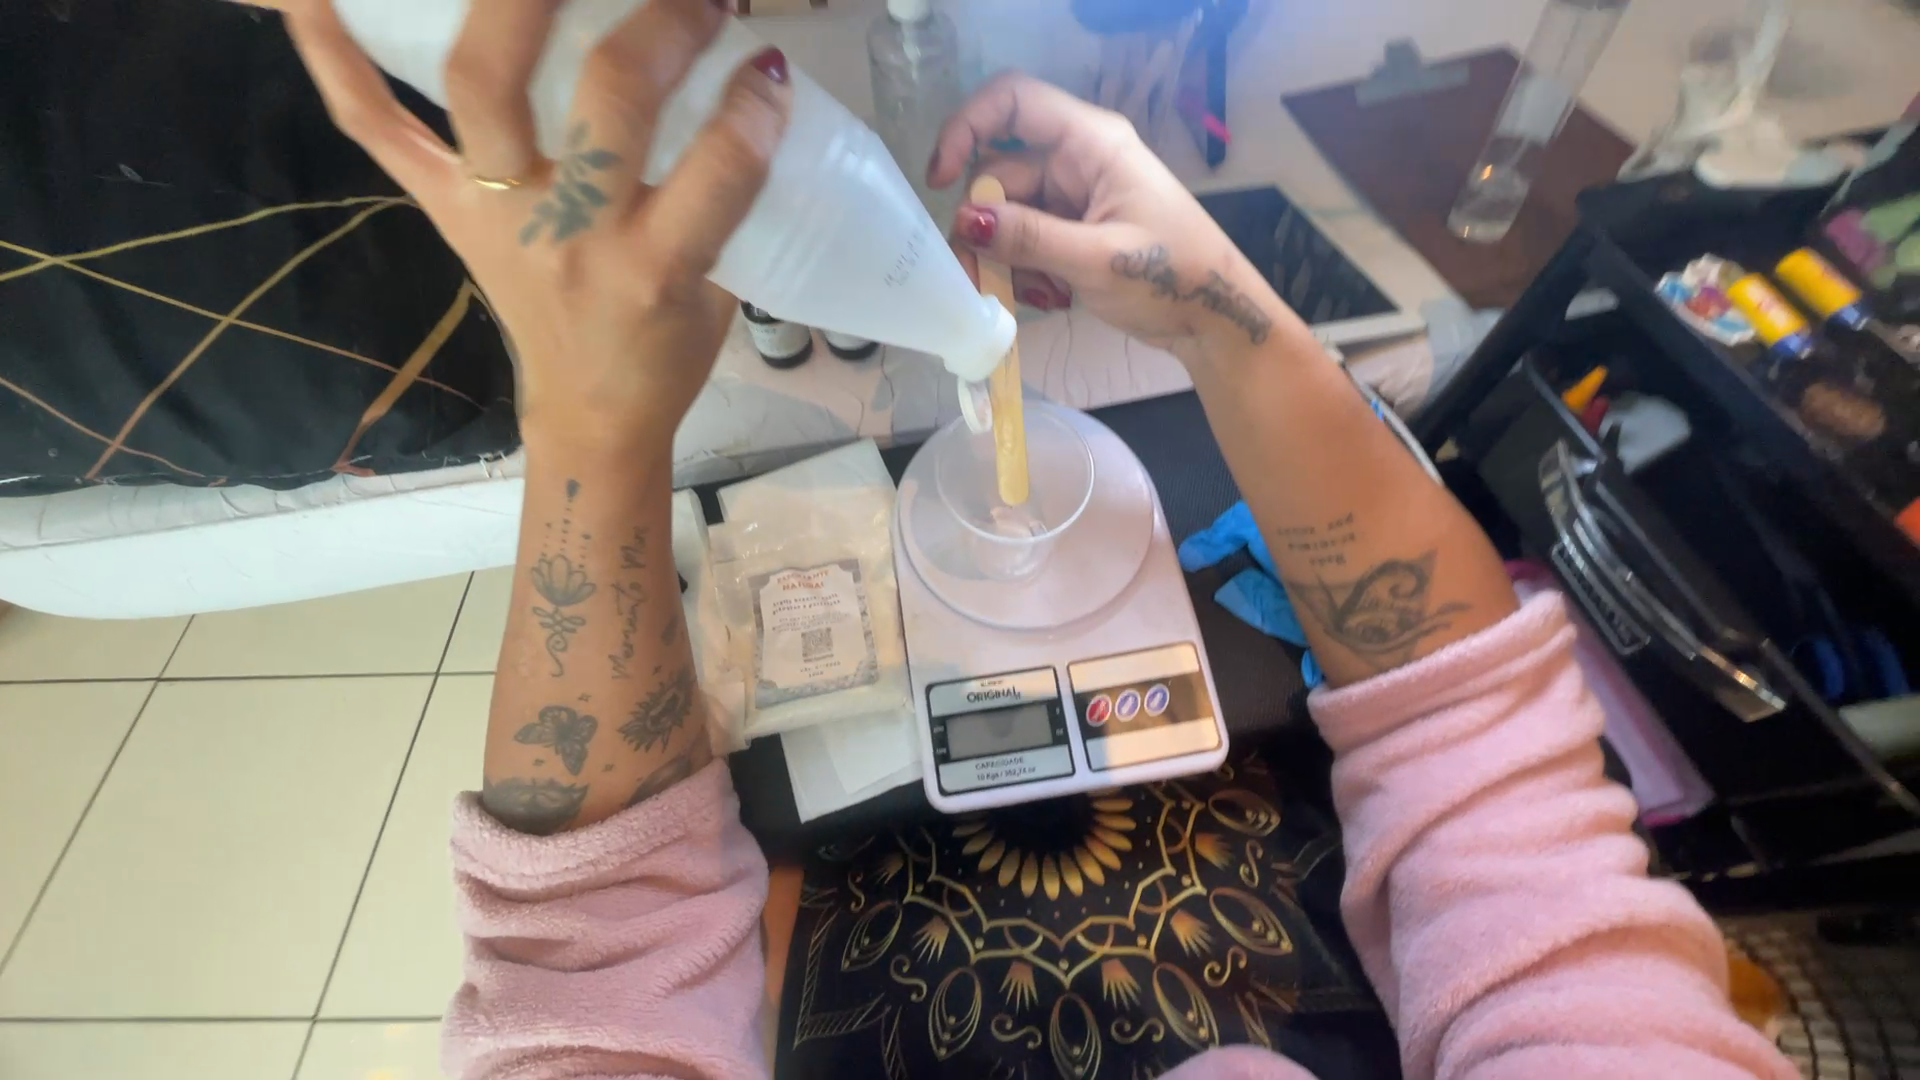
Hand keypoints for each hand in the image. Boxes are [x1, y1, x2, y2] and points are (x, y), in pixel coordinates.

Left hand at [278, 0, 791, 452]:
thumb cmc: (667, 362)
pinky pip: (375, 128)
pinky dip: (332, 51)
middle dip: (661, 26)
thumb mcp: (719, 299)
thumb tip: (733, 113)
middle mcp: (575, 236)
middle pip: (610, 100)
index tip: (773, 68)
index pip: (722, 170)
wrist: (594, 416)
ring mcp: (497, 216)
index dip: (756, 107)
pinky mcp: (447, 213)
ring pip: (482, 81)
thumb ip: (721, 214)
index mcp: (659, 271)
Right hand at [929, 73, 1295, 369]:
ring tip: (1041, 297)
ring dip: (1011, 260)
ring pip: (1011, 218)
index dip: (966, 128)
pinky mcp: (1074, 233)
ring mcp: (1075, 200)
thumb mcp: (1097, 259)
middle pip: (1002, 175)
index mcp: (1091, 143)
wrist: (1213, 319)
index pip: (1013, 102)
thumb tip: (962, 221)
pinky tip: (1052, 299)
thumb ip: (1029, 239)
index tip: (940, 181)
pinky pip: (1029, 243)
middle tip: (982, 278)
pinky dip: (1028, 273)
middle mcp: (1077, 162)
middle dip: (988, 228)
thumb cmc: (1173, 277)